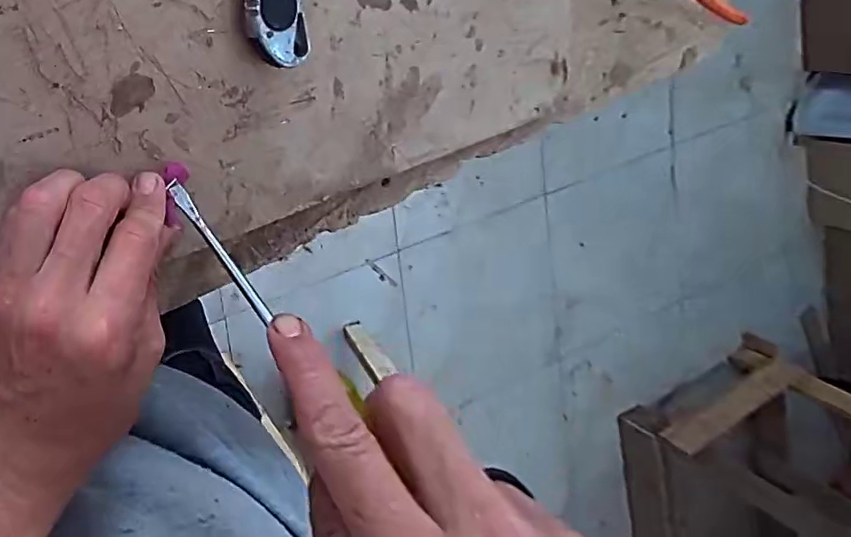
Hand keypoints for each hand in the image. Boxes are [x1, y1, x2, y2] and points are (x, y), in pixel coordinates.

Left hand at [0, 169, 174, 536]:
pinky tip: (62, 212)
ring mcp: (15, 290)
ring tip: (92, 202)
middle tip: (128, 195)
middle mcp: (56, 302)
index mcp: (105, 327)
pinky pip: (17, 216)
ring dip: (77, 186)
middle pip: (90, 204)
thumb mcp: (147, 348)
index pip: (134, 235)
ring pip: (45, 198)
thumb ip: (152, 277)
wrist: (21, 442)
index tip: (157, 186)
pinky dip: (45, 200)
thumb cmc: (96, 405)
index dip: (151, 201)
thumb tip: (162, 219)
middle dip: (117, 187)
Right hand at [269, 315, 583, 536]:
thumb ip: (344, 530)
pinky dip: (472, 514)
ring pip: (450, 447)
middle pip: (403, 404)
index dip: (308, 380)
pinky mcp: (562, 530)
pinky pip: (494, 490)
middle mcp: (480, 527)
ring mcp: (530, 525)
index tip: (288, 333)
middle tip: (372, 468)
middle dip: (374, 417)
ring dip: (427, 477)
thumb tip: (330, 476)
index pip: (348, 447)